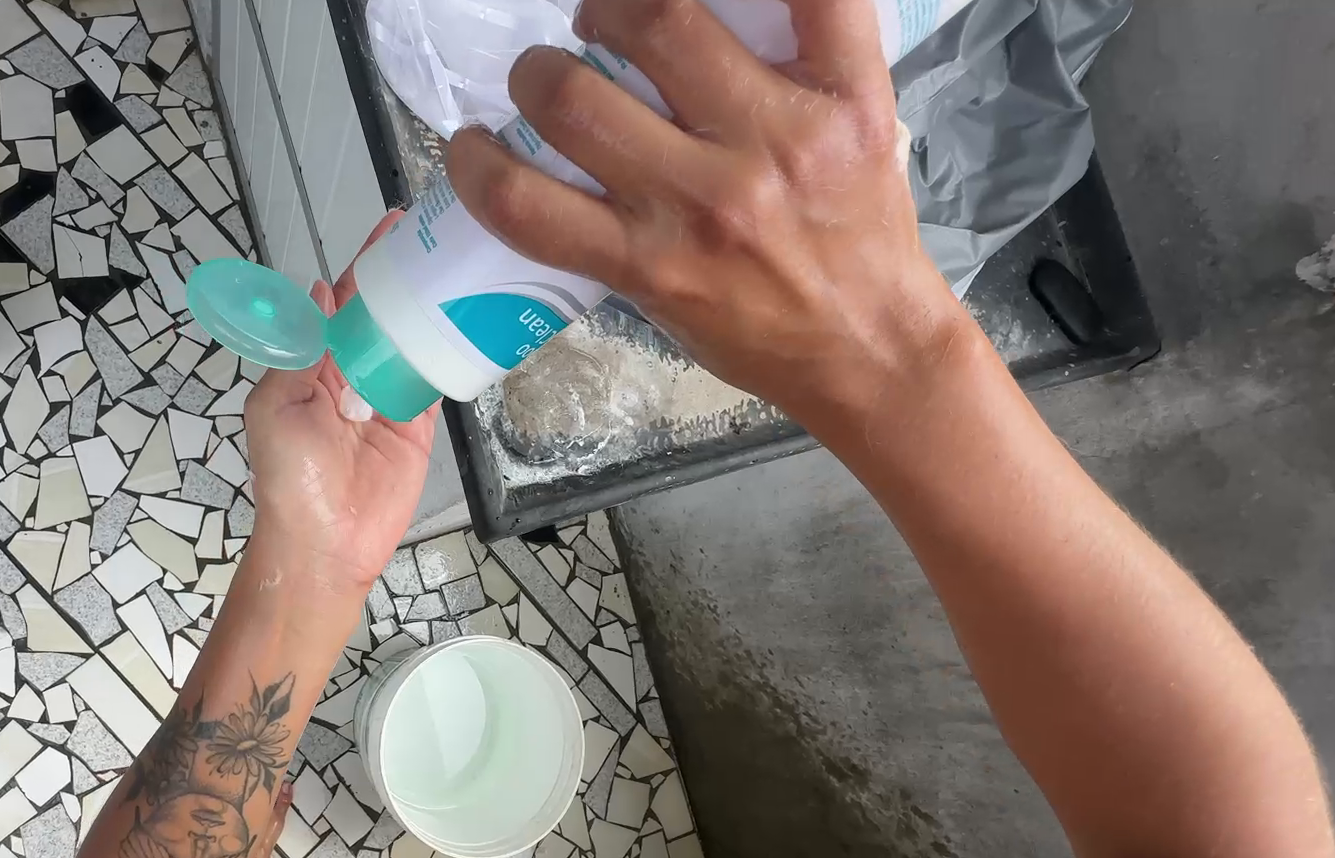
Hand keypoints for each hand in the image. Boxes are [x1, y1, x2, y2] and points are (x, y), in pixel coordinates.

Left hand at [242, 212, 438, 598]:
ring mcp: (389, 400)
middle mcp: (353, 377)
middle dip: (405, 279)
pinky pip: (435, 382)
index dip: (364, 268)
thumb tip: (319, 289)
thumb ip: (298, 350)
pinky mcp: (419, 427)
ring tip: (462, 267)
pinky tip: (471, 319)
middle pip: (383, 318)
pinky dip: (450, 353)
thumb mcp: (276, 406)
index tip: (392, 229)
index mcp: (313, 368)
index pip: (342, 306)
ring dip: (431, 309)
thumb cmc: (293, 476)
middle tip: (440, 239)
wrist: (327, 544)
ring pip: (412, 344)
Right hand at [445, 0, 972, 428]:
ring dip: (613, 8)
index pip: (523, 205)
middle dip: (536, 75)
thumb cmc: (753, 339)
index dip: (473, 165)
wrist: (867, 347)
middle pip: (576, 101)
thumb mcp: (657, 311)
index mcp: (648, 263)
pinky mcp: (850, 95)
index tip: (468, 145)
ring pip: (666, 22)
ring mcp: (779, 137)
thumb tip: (564, 171)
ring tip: (611, 17)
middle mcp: (703, 198)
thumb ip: (607, 243)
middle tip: (546, 77)